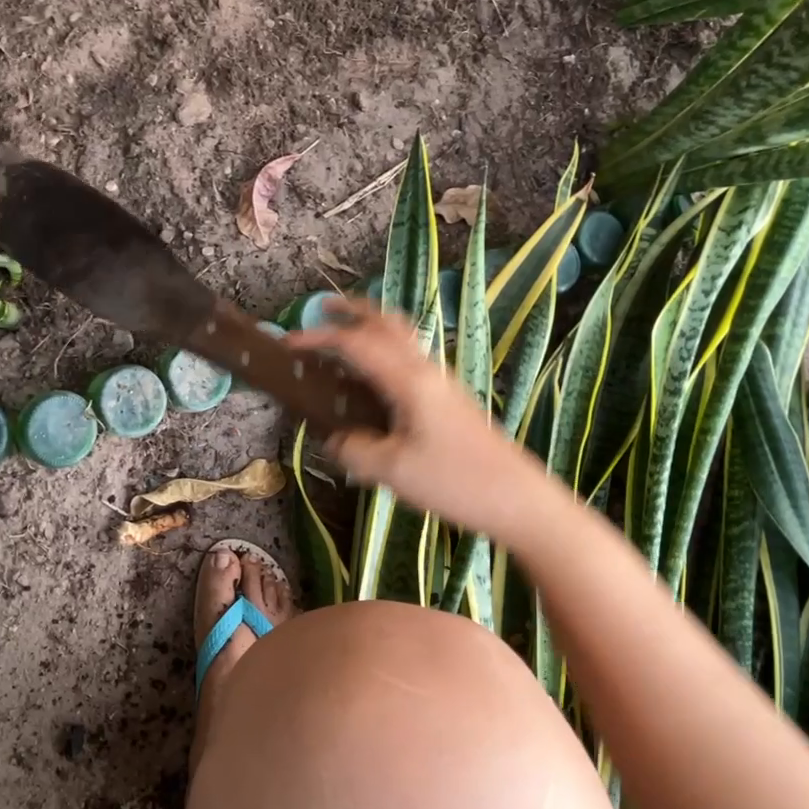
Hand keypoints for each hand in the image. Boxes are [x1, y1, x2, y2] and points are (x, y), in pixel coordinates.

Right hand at [287, 298, 547, 531]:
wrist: (520, 500)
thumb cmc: (456, 482)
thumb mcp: (394, 471)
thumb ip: (355, 450)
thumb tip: (335, 439)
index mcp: (408, 380)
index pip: (356, 344)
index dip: (319, 339)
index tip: (288, 344)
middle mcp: (425, 371)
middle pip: (387, 323)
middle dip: (353, 309)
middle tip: (322, 307)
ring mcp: (441, 384)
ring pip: (402, 338)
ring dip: (371, 328)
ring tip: (344, 336)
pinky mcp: (449, 401)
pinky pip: (409, 360)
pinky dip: (385, 352)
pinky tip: (373, 380)